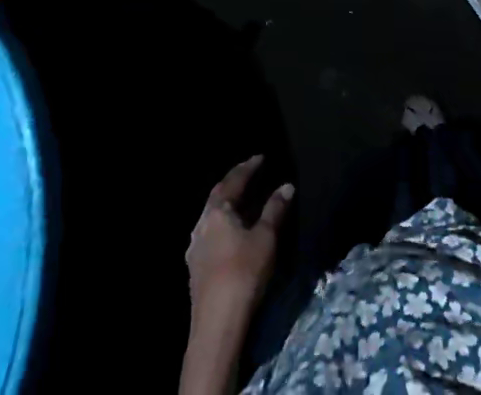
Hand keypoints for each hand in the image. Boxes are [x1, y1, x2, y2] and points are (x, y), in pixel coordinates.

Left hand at [186, 154, 291, 318]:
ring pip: (211, 216)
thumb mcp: (266, 239)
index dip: (248, 168)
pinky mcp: (195, 267)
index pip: (234, 181)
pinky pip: (210, 234)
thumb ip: (275, 210)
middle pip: (218, 196)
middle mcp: (201, 223)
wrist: (217, 322)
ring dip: (227, 205)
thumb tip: (286, 186)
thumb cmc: (244, 273)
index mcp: (217, 211)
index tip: (261, 157)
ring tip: (241, 201)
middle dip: (234, 183)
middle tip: (250, 174)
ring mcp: (194, 246)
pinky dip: (222, 225)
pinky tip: (229, 234)